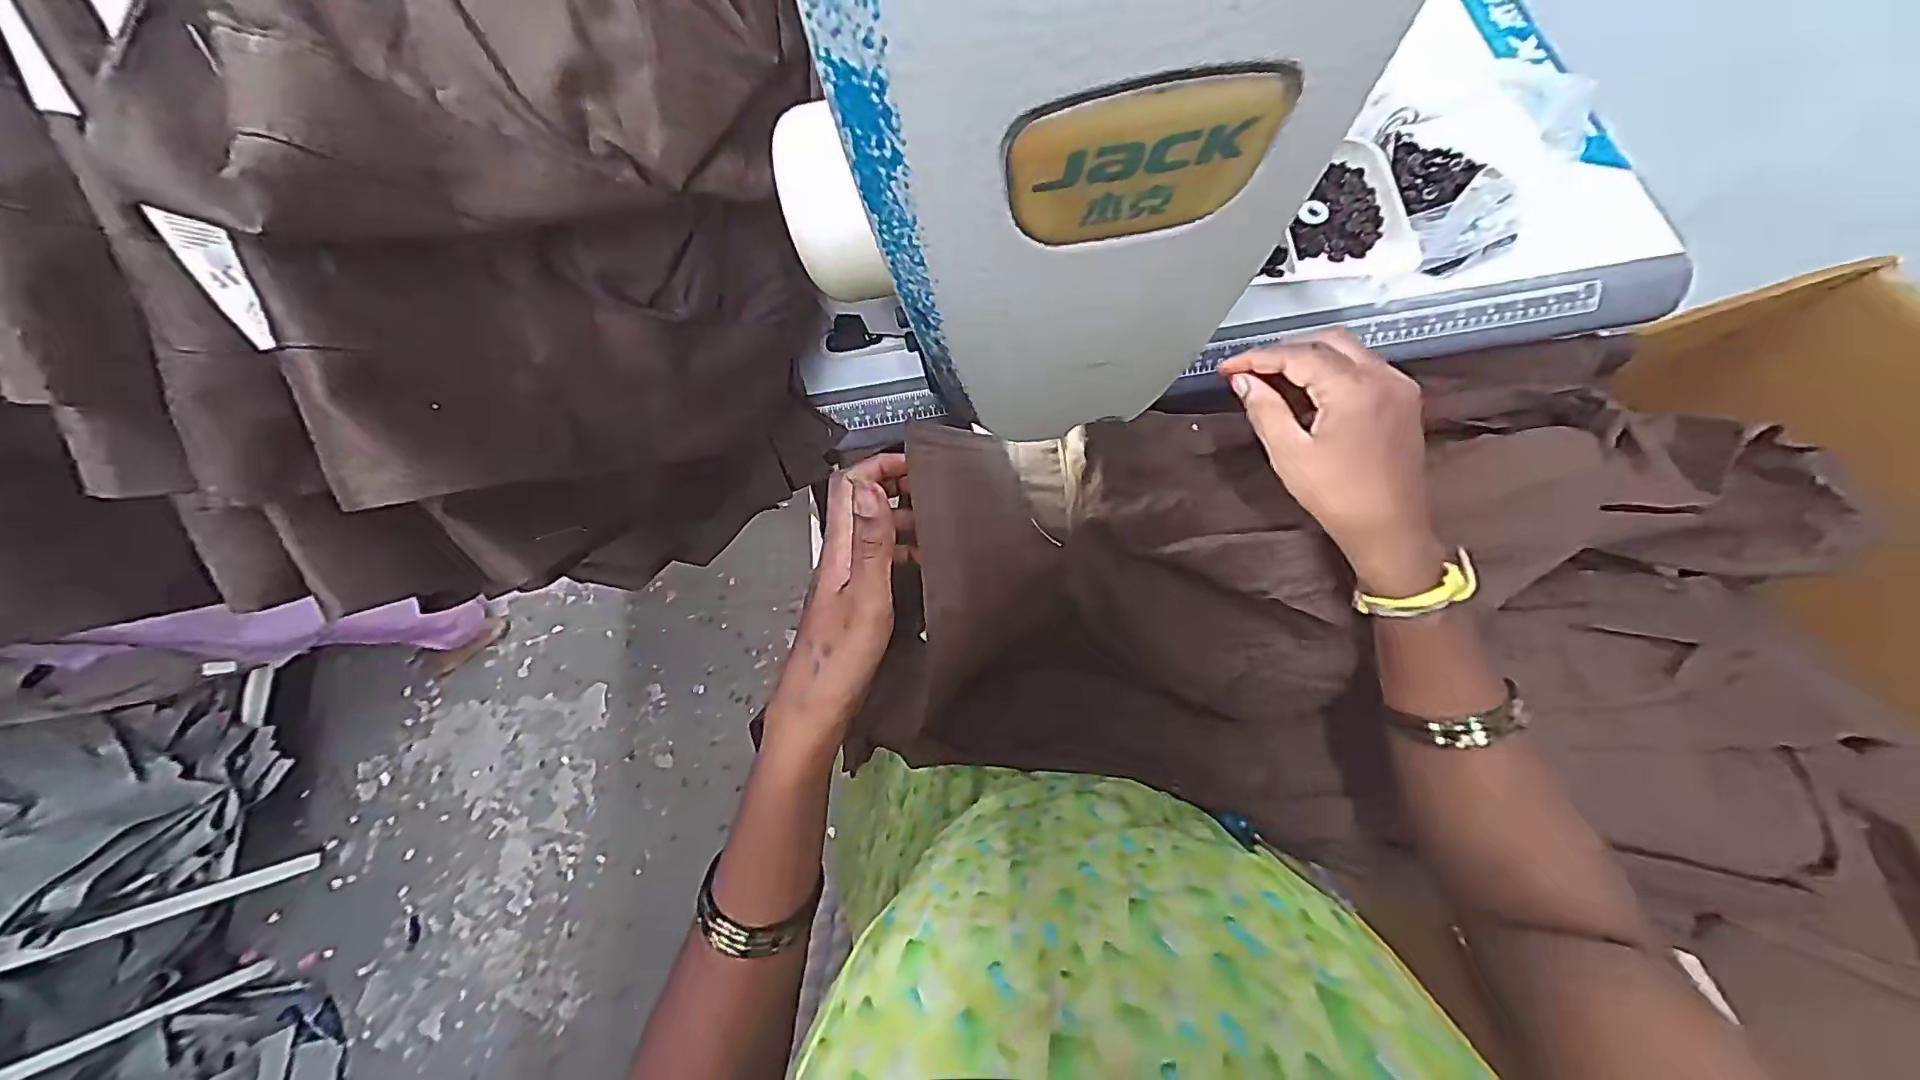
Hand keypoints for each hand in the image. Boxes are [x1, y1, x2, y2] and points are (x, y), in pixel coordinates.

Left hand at [763, 453, 915, 757]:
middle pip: (861, 505)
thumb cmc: (838, 660)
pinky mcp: (852, 601)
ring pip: (872, 532)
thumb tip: (870, 487)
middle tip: (932, 490)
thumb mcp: (865, 597)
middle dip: (895, 487)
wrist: (814, 708)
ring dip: (901, 519)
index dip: (880, 465)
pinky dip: (901, 551)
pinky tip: (920, 564)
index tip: (914, 463)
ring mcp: (843, 580)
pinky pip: (878, 561)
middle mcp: (838, 559)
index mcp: (838, 552)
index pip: (850, 487)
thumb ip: (871, 543)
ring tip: (935, 525)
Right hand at [1220, 329, 1445, 593]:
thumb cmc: (1338, 496)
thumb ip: (1265, 409)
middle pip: (1326, 340)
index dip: (1257, 357)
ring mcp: (1398, 386)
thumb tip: (1244, 381)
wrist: (1389, 526)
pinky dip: (1331, 368)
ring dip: (1308, 355)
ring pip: (1348, 350)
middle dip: (1284, 349)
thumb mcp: (1289, 453)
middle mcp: (1382, 377)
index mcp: (1354, 388)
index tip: (1228, 368)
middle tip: (1248, 369)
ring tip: (1272, 377)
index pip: (1298, 354)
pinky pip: (1363, 367)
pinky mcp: (1403, 399)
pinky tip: (1308, 389)